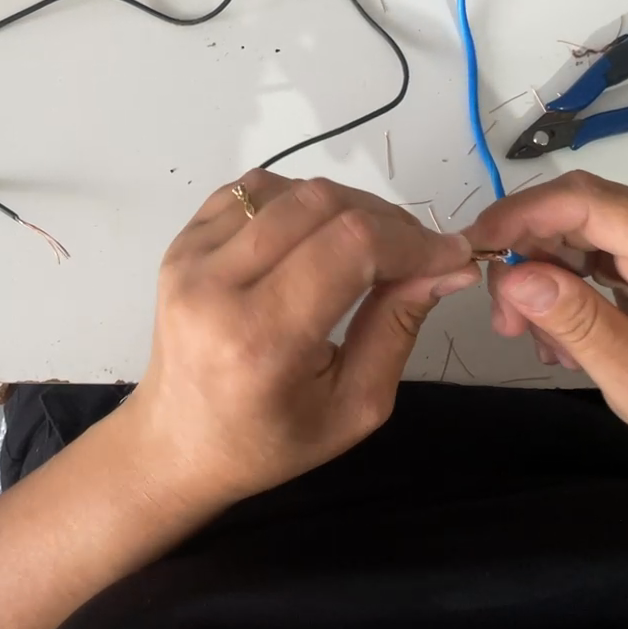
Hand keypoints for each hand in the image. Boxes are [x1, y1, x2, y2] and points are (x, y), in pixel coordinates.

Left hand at [121, 169, 479, 506]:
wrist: (177, 440)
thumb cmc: (269, 441)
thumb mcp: (352, 407)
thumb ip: (399, 327)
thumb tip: (449, 265)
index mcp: (259, 337)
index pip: (349, 247)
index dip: (411, 241)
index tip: (450, 255)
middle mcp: (215, 283)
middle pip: (320, 203)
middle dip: (385, 219)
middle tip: (414, 252)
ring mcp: (189, 254)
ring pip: (289, 188)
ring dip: (343, 205)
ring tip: (366, 246)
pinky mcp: (179, 239)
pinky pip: (252, 190)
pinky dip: (296, 200)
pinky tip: (312, 236)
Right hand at [464, 171, 627, 472]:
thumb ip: (582, 328)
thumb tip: (513, 276)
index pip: (591, 202)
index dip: (523, 214)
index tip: (474, 248)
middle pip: (576, 206)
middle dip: (523, 251)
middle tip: (503, 317)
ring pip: (574, 221)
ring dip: (537, 268)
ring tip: (531, 332)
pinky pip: (588, 236)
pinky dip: (559, 272)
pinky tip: (557, 320)